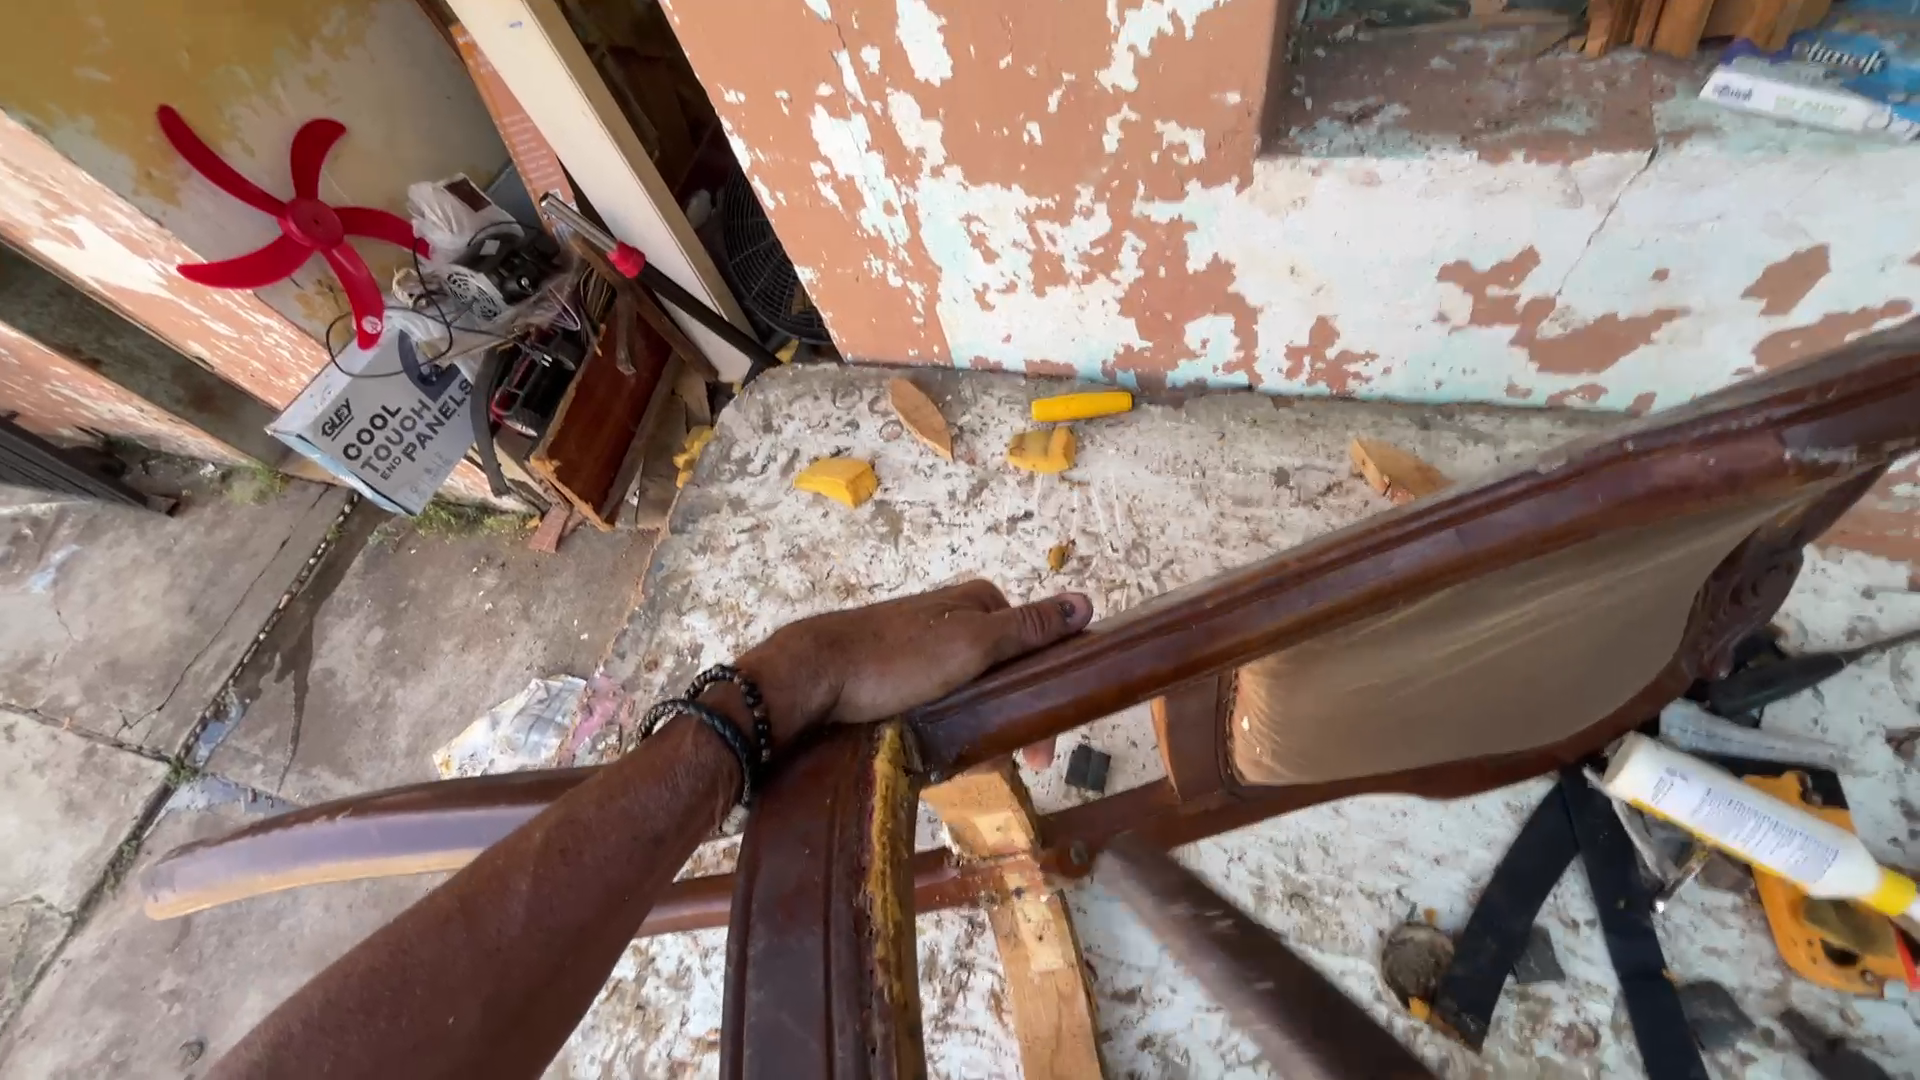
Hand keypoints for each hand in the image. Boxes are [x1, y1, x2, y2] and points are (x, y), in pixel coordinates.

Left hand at [733, 581, 1092, 752]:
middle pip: (1006, 671)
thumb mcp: (973, 643)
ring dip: (983, 727)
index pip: (1035, 644)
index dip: (1046, 693)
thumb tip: (1086, 601)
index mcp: (978, 602)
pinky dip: (950, 724)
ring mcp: (925, 645)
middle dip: (1013, 718)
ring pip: (975, 691)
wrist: (813, 677)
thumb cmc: (898, 659)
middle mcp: (954, 618)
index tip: (1043, 749)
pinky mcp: (900, 672)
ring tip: (973, 764)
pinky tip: (945, 750)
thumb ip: (1029, 627)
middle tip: (1014, 767)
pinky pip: (942, 700)